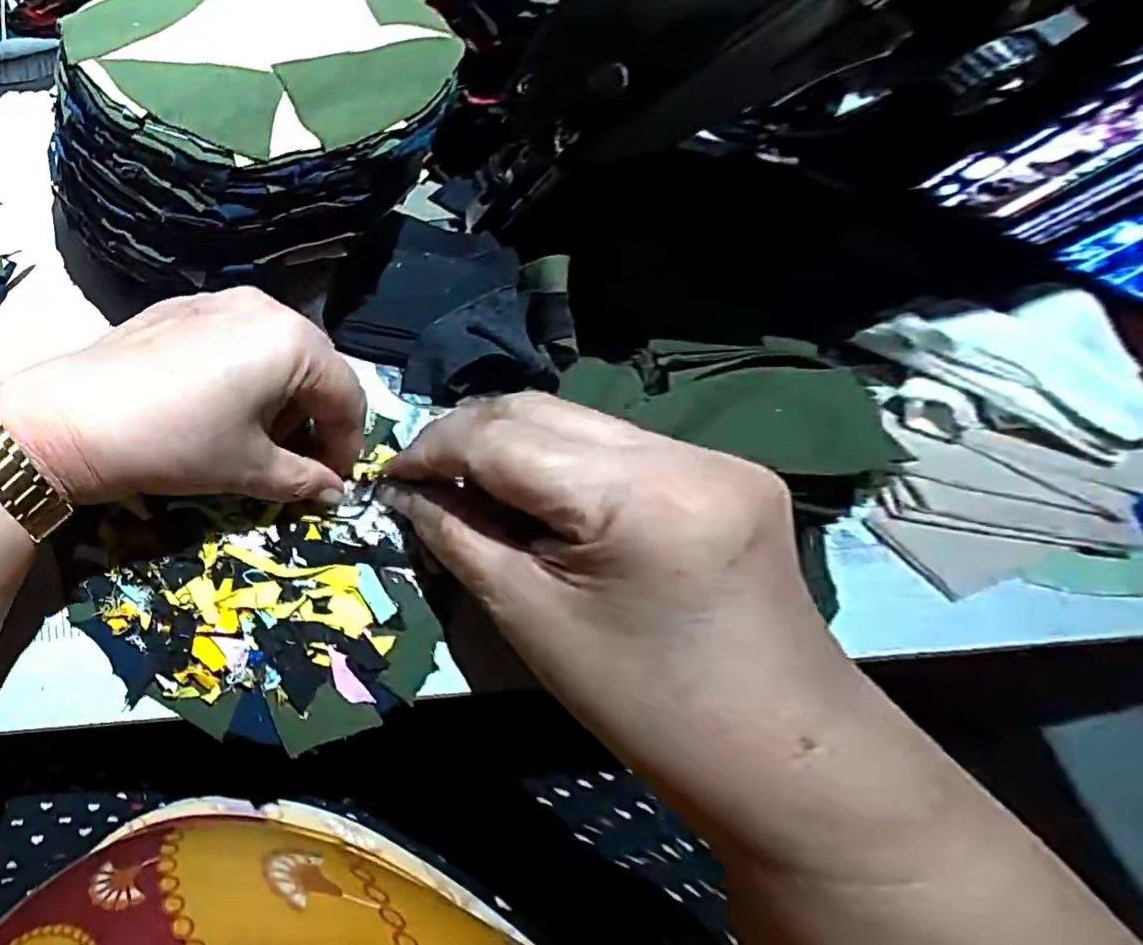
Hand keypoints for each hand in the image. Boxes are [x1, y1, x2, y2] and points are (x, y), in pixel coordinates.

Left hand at [0, 287, 365, 505]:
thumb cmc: (176, 443)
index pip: (347, 396)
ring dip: (278, 395)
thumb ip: (303, 479)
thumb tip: (333, 492)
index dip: (346, 446)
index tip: (331, 482)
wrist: (75, 417)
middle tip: (290, 461)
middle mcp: (263, 306)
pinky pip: (235, 338)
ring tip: (248, 434)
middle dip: (311, 418)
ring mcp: (218, 299)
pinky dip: (242, 373)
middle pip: (313, 366)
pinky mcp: (181, 306)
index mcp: (292, 341)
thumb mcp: (247, 468)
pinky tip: (210, 405)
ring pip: (274, 349)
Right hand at [379, 394, 869, 842]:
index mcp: (638, 496)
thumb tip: (403, 492)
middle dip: (460, 437)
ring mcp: (709, 457)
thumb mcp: (524, 612)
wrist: (783, 759)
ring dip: (501, 443)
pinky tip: (525, 493)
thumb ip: (454, 534)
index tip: (387, 476)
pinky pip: (603, 442)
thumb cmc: (638, 700)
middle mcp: (682, 454)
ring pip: (568, 418)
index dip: (430, 450)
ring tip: (463, 484)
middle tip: (418, 478)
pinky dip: (547, 458)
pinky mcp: (717, 471)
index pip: (501, 438)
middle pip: (534, 410)